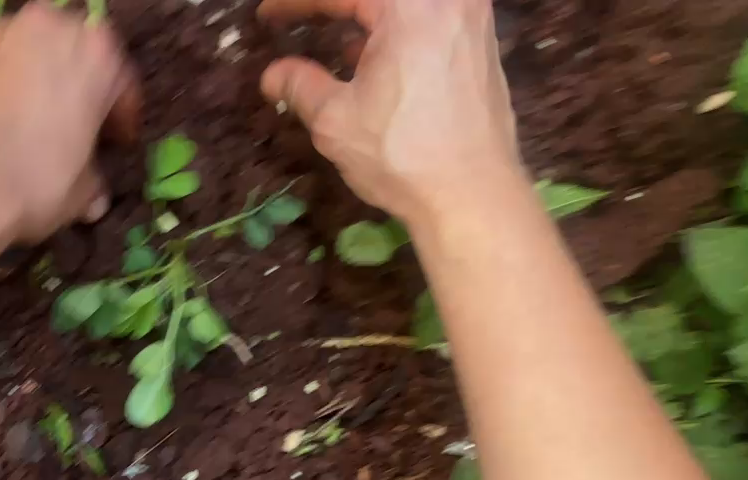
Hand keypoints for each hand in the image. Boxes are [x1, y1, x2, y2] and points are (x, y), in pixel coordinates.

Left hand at [0, 3, 139, 245]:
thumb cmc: (34, 183)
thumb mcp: (78, 194)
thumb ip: (91, 186)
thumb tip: (94, 199)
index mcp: (96, 53)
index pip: (122, 81)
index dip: (123, 116)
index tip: (119, 141)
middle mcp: (52, 27)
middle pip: (77, 54)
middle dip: (81, 88)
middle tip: (80, 130)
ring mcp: (4, 34)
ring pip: (36, 56)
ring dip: (43, 84)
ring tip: (40, 128)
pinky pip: (2, 67)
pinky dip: (9, 88)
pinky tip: (6, 126)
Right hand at [258, 0, 523, 224]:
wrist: (469, 191)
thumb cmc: (399, 155)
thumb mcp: (336, 122)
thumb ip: (301, 86)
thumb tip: (272, 75)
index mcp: (407, 6)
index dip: (297, 3)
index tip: (267, 15)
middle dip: (335, 9)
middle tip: (302, 19)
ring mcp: (469, 13)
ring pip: (404, 6)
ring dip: (365, 15)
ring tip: (335, 37)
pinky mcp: (479, 39)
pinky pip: (428, 14)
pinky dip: (394, 25)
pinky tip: (373, 55)